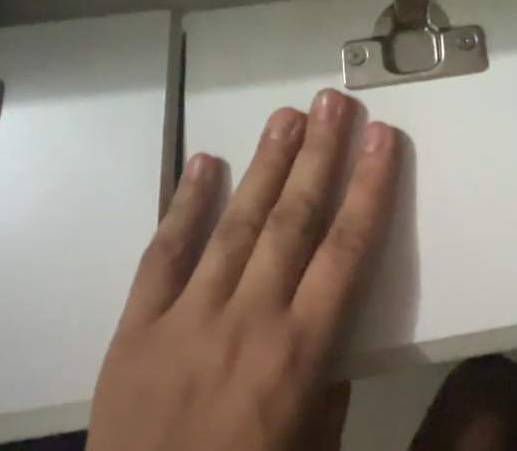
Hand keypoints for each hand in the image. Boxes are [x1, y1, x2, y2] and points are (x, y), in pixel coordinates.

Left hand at [87, 89, 400, 450]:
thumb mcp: (316, 447)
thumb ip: (329, 385)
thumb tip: (330, 329)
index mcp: (301, 352)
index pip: (347, 249)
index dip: (369, 186)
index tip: (382, 137)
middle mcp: (249, 321)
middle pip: (293, 219)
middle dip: (319, 155)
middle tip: (333, 101)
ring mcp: (186, 320)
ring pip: (236, 224)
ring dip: (265, 165)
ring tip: (286, 115)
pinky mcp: (134, 331)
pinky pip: (162, 256)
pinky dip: (184, 207)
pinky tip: (203, 164)